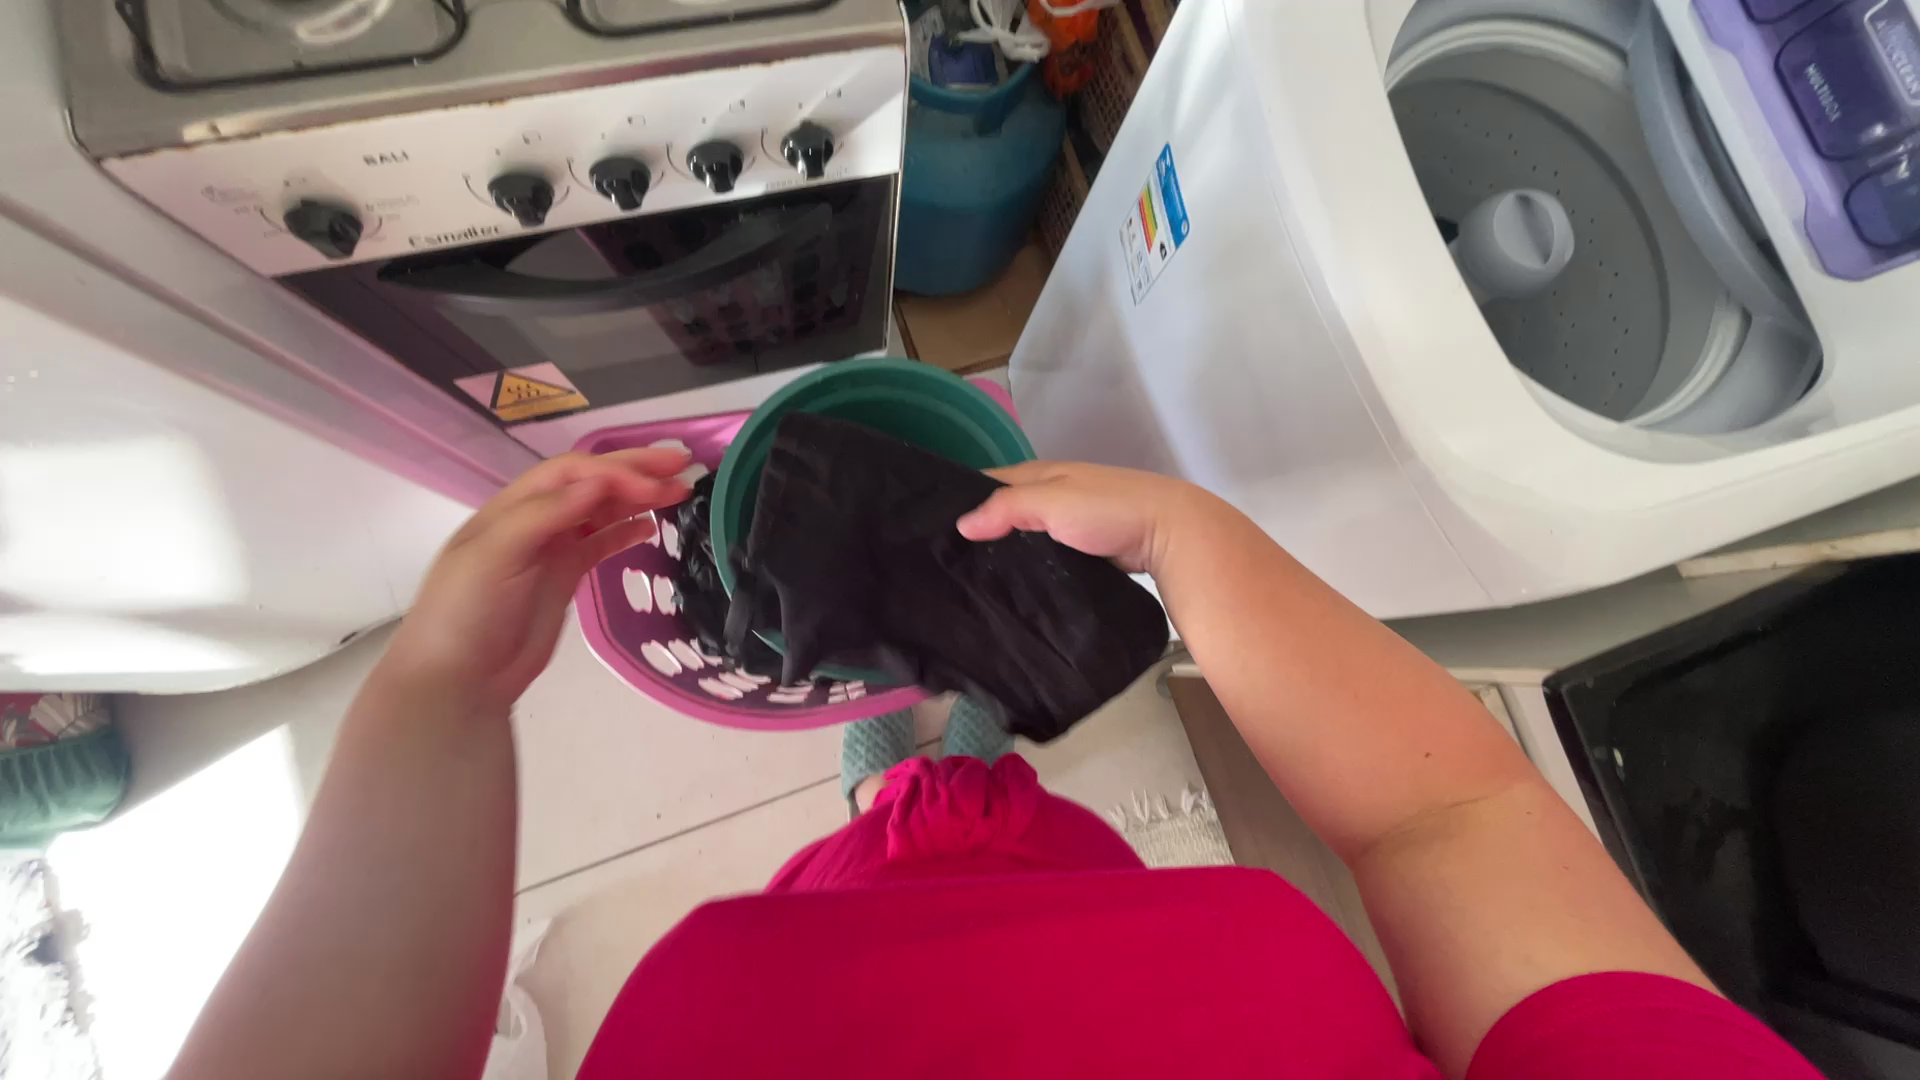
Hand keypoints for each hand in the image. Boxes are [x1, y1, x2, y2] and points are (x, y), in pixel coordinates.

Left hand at [379, 447, 692, 710]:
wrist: (460, 676)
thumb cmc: (466, 611)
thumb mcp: (494, 556)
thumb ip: (544, 515)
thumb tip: (599, 482)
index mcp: (513, 507)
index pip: (573, 473)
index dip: (615, 472)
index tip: (655, 484)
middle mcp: (536, 520)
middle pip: (592, 484)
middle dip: (636, 471)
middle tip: (681, 465)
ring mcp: (552, 548)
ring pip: (602, 510)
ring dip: (638, 498)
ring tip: (679, 493)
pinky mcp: (566, 575)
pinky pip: (602, 543)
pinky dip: (627, 532)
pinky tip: (651, 528)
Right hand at [955, 461, 1223, 574]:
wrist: (1171, 533)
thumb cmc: (1109, 509)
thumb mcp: (1053, 500)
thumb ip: (1008, 508)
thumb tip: (962, 524)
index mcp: (1041, 474)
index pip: (989, 481)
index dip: (962, 499)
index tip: (930, 525)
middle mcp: (1051, 494)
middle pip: (1005, 510)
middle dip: (978, 527)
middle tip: (943, 560)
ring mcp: (1068, 523)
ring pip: (1024, 535)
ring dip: (1002, 550)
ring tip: (968, 577)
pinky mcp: (1082, 550)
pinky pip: (1043, 555)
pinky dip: (1027, 565)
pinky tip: (1010, 584)